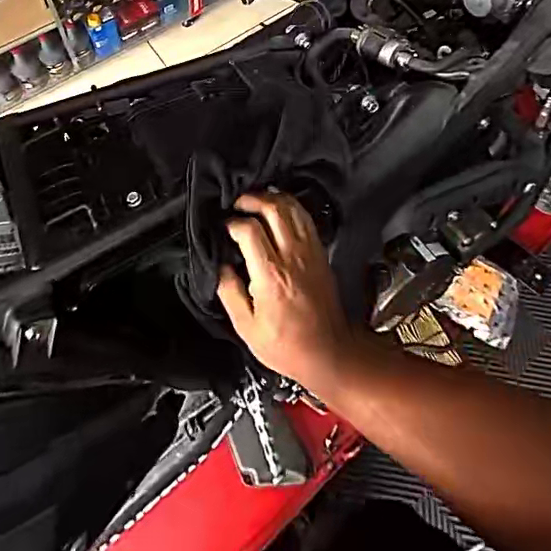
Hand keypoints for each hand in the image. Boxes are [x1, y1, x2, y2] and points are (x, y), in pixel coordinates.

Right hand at [215, 190, 357, 390]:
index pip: (249, 230)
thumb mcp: (247, 328)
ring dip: (272, 198)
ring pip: (293, 207)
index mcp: (271, 275)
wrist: (330, 353)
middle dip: (252, 199)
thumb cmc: (288, 345)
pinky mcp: (320, 252)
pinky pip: (305, 218)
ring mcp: (310, 252)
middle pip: (273, 208)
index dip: (232, 223)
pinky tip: (279, 210)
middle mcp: (292, 257)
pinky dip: (290, 207)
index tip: (224, 228)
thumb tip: (220, 267)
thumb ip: (229, 292)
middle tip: (238, 204)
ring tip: (257, 201)